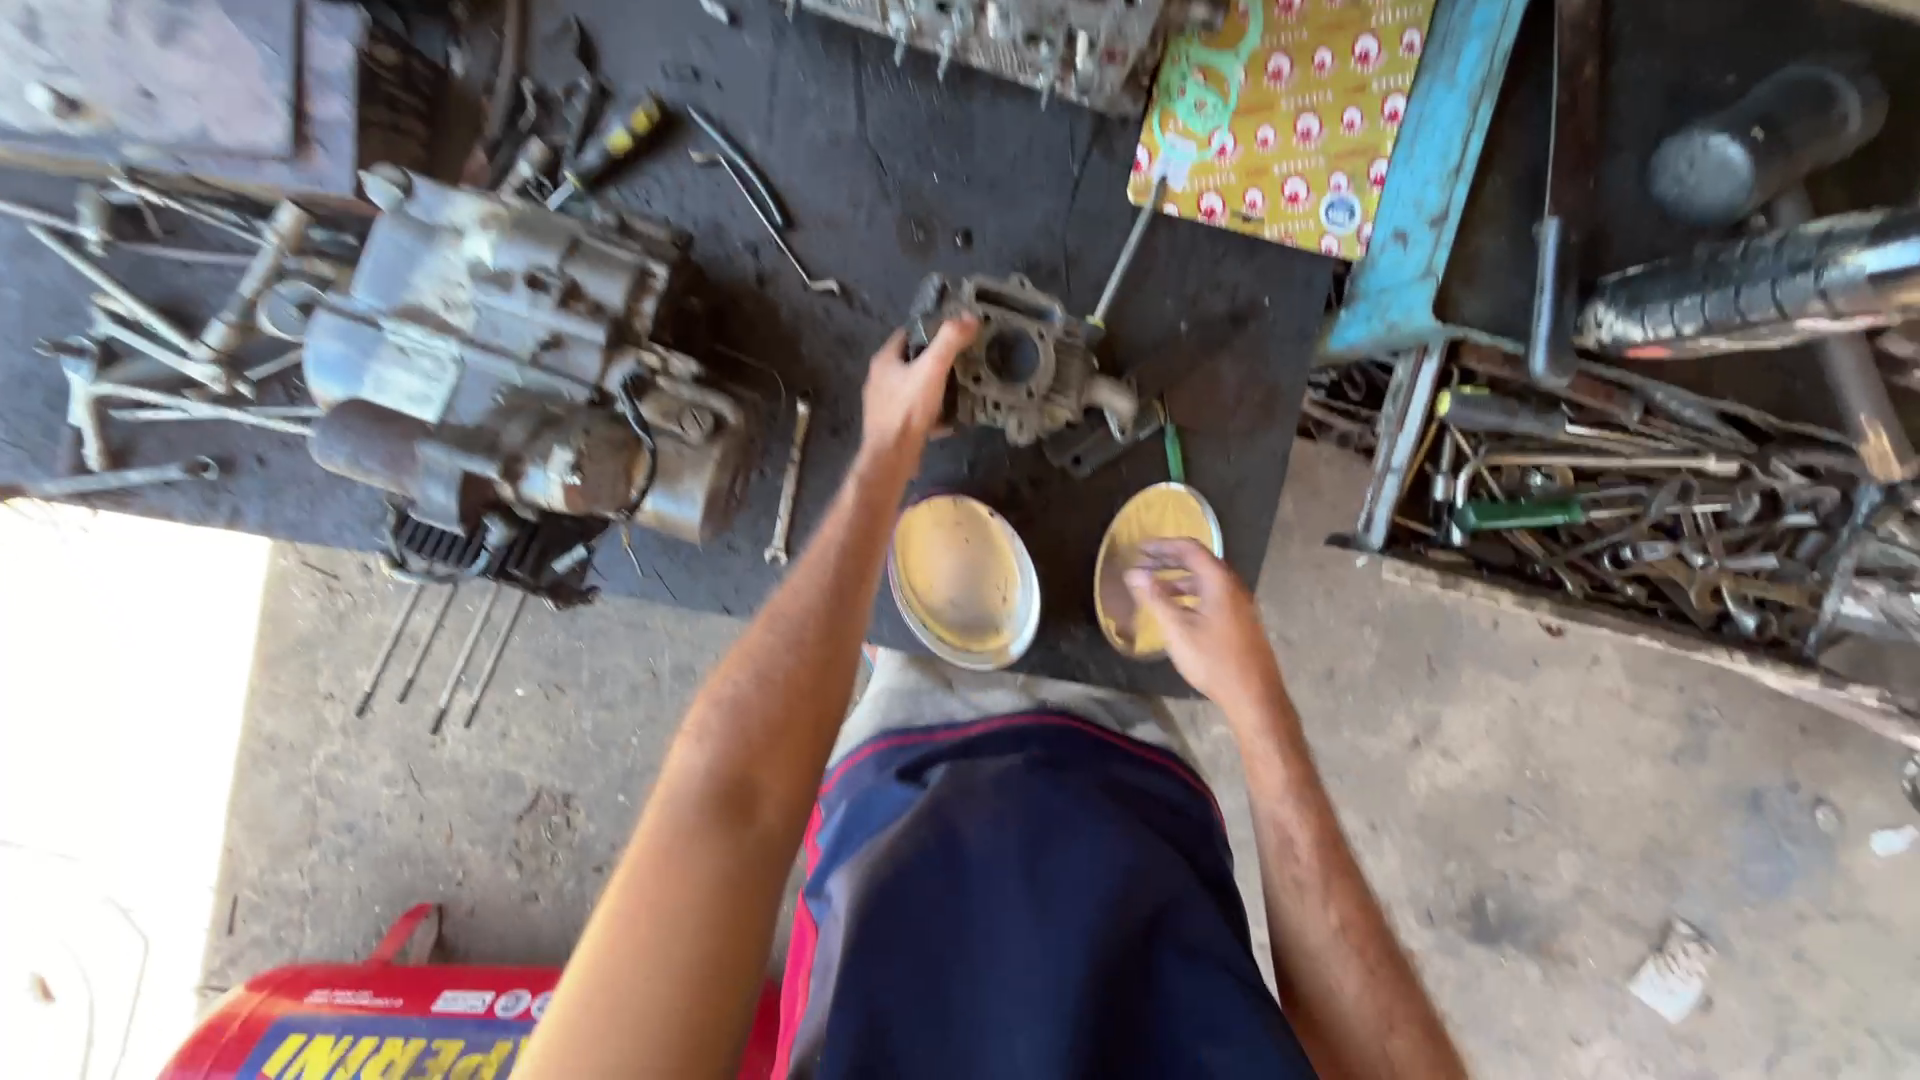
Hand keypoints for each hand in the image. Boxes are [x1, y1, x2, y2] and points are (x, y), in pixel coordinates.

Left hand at [860, 317, 978, 467]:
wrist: (892, 456)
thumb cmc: (908, 409)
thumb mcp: (932, 369)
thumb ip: (950, 341)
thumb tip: (970, 317)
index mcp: (884, 361)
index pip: (907, 334)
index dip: (930, 330)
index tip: (953, 335)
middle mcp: (879, 380)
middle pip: (911, 362)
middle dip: (935, 361)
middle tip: (961, 362)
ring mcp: (884, 405)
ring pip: (913, 388)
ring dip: (934, 387)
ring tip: (959, 388)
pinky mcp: (893, 425)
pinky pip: (915, 412)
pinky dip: (932, 412)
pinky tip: (950, 417)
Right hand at [1125, 538, 1284, 712]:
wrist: (1254, 694)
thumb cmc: (1213, 660)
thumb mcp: (1177, 629)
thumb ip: (1154, 597)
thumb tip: (1134, 573)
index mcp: (1219, 581)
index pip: (1189, 548)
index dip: (1162, 546)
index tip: (1140, 549)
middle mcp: (1232, 586)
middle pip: (1198, 561)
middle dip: (1168, 561)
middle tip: (1142, 565)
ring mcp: (1239, 603)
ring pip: (1205, 580)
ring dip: (1178, 579)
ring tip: (1153, 587)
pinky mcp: (1240, 619)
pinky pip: (1212, 595)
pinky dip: (1190, 594)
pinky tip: (1177, 609)